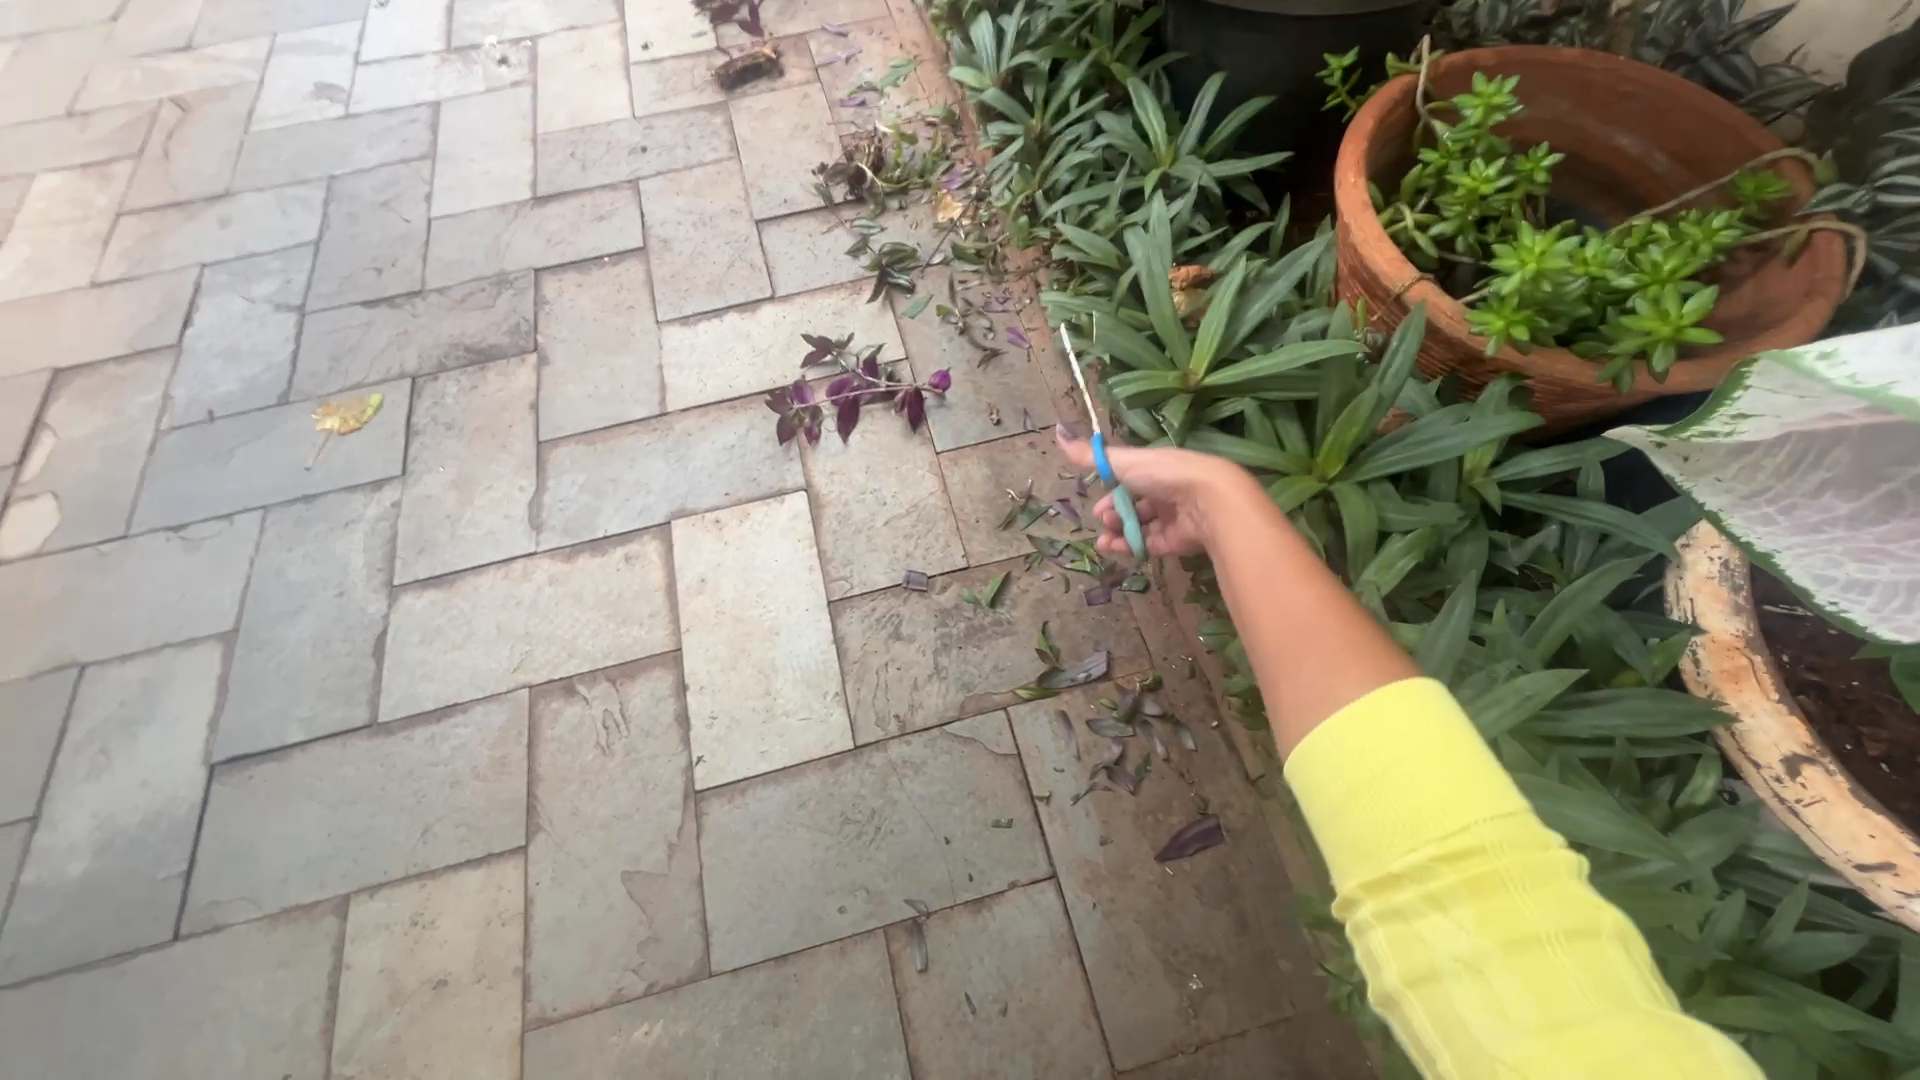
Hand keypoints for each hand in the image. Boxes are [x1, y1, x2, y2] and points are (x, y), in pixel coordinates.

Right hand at [1054, 425, 1254, 559]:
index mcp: (1155, 469)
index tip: (1097, 505)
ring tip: (1104, 540)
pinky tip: (1114, 548)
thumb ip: (1090, 456)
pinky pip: (1149, 545)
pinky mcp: (1177, 541)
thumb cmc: (1163, 473)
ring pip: (1139, 527)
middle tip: (1103, 520)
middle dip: (1113, 514)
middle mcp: (1165, 491)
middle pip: (1133, 506)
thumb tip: (1057, 434)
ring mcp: (1172, 517)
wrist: (1207, 499)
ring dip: (1118, 533)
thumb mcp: (1123, 462)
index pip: (1128, 482)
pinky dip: (1130, 547)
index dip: (1110, 494)